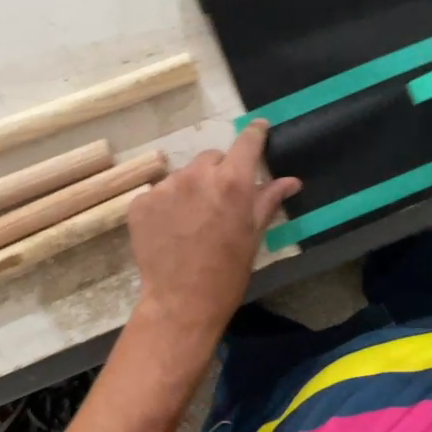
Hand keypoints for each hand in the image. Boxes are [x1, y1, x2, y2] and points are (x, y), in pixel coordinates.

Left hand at [128, 122, 300, 341]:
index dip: (255, 134)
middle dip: (218, 173)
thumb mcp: (253, 236)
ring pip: (183, 175)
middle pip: (211, 158)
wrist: (181, 302)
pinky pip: (158, 193)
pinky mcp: (140, 203)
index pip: (246, 142)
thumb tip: (291, 181)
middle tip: (220, 203)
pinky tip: (170, 230)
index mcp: (232, 182)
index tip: (258, 129)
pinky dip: (166, 205)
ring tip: (192, 221)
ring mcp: (164, 187)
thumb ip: (268, 201)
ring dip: (190, 189)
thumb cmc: (227, 273)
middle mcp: (196, 175)